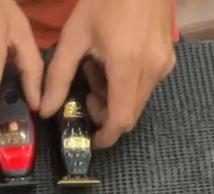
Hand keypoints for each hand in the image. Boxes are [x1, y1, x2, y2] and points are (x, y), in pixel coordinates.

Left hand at [40, 0, 176, 148]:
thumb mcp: (75, 35)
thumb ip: (59, 76)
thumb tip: (45, 110)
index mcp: (127, 66)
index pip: (119, 121)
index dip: (104, 136)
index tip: (90, 137)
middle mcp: (151, 70)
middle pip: (128, 115)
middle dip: (106, 113)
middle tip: (89, 90)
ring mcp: (163, 65)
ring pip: (137, 102)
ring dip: (115, 99)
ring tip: (100, 69)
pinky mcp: (168, 58)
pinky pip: (146, 86)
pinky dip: (128, 86)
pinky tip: (115, 61)